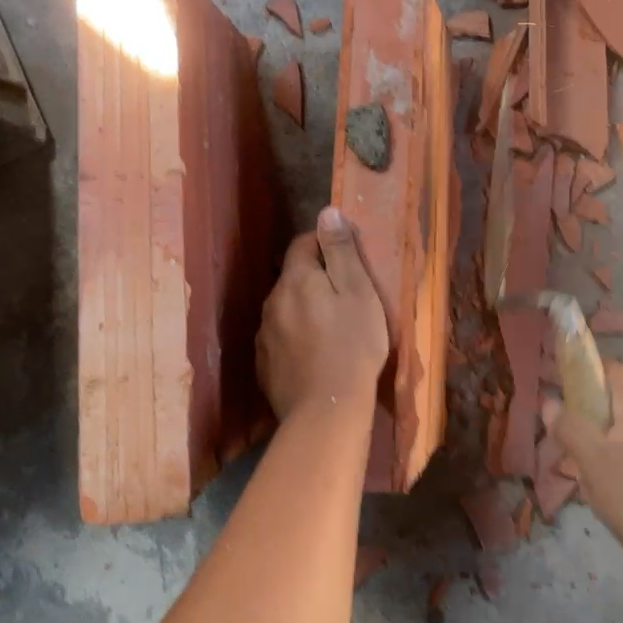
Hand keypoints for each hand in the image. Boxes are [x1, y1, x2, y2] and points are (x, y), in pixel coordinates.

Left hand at [257, 207, 392, 420]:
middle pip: (293, 277)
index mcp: (296, 279)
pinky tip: (315, 356)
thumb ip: (341, 250)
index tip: (348, 260)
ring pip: (285, 309)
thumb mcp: (358, 291)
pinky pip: (280, 340)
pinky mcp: (264, 366)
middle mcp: (272, 302)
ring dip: (304, 311)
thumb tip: (327, 212)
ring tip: (332, 330)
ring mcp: (264, 336)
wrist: (327, 411)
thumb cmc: (353, 345)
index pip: (302, 243)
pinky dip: (295, 340)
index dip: (325, 244)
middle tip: (346, 298)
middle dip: (315, 280)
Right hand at [546, 363, 622, 564]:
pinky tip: (614, 480)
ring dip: (605, 434)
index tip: (560, 391)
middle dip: (591, 411)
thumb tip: (549, 402)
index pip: (609, 368)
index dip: (583, 372)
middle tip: (571, 437)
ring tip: (589, 465)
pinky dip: (621, 449)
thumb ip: (569, 426)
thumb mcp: (592, 461)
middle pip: (618, 395)